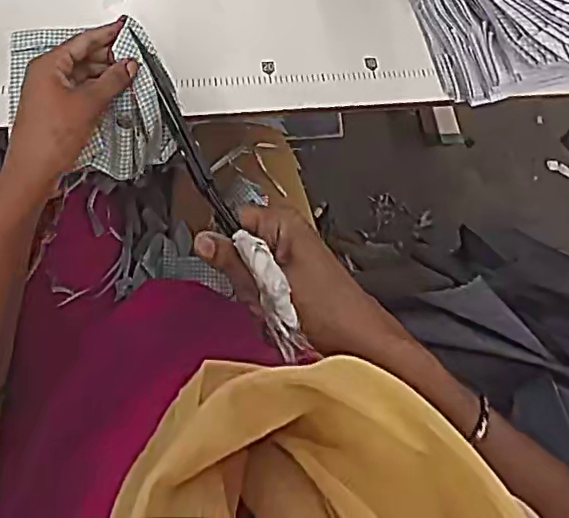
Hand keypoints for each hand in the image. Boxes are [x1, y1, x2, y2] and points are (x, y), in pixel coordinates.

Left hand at [2, 19, 137, 205]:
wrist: (33, 172)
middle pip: (81, 56)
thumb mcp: (88, 103)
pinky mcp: (53, 108)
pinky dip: (95, 88)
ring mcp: (48, 92)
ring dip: (103, 73)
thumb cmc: (47, 140)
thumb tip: (126, 66)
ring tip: (125, 73)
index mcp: (48, 65)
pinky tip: (110, 91)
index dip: (106, 34)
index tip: (122, 29)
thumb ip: (112, 80)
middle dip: (107, 56)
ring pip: (81, 73)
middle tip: (129, 54)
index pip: (82, 41)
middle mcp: (45, 75)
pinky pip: (78, 89)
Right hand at [196, 204, 416, 363]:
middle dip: (245, 281)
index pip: (234, 220)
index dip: (228, 246)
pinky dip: (271, 310)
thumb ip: (233, 260)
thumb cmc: (330, 311)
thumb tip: (203, 239)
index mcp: (283, 222)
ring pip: (252, 277)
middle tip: (263, 297)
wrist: (365, 348)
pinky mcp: (298, 285)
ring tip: (279, 313)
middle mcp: (288, 236)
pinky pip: (267, 293)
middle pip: (241, 251)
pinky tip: (286, 322)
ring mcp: (293, 261)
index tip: (234, 269)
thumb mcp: (270, 284)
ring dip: (258, 300)